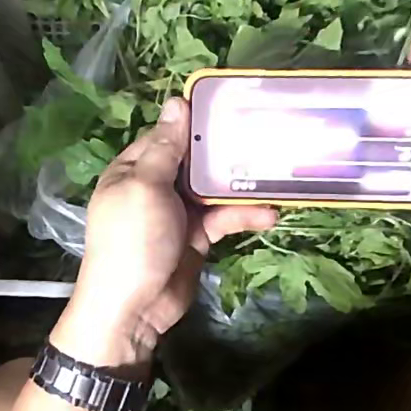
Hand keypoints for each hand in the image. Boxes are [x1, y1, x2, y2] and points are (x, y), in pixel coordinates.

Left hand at [50, 97, 276, 370]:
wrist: (134, 309)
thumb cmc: (133, 240)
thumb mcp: (146, 188)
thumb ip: (165, 148)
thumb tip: (175, 101)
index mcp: (134, 168)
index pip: (168, 135)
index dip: (196, 121)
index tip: (232, 104)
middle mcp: (155, 186)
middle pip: (194, 160)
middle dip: (225, 150)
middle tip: (266, 134)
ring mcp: (177, 212)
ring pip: (213, 188)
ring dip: (241, 185)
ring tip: (277, 174)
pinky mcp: (196, 236)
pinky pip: (222, 218)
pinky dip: (243, 215)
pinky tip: (269, 215)